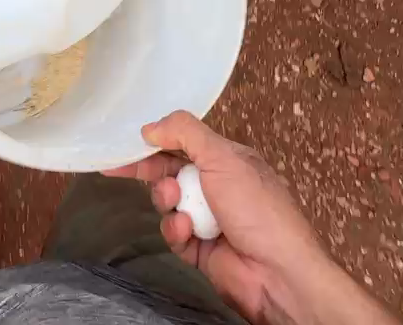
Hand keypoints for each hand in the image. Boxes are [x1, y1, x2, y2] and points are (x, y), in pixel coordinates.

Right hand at [105, 111, 401, 324]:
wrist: (278, 274)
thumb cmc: (256, 207)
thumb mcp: (223, 157)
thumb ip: (184, 132)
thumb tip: (149, 127)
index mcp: (227, 161)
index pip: (184, 143)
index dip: (155, 140)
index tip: (126, 141)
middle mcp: (216, 187)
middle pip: (170, 171)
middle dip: (151, 170)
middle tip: (123, 169)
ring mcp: (207, 218)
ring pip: (168, 201)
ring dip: (166, 199)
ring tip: (176, 202)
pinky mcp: (199, 249)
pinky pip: (174, 232)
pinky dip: (176, 229)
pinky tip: (186, 230)